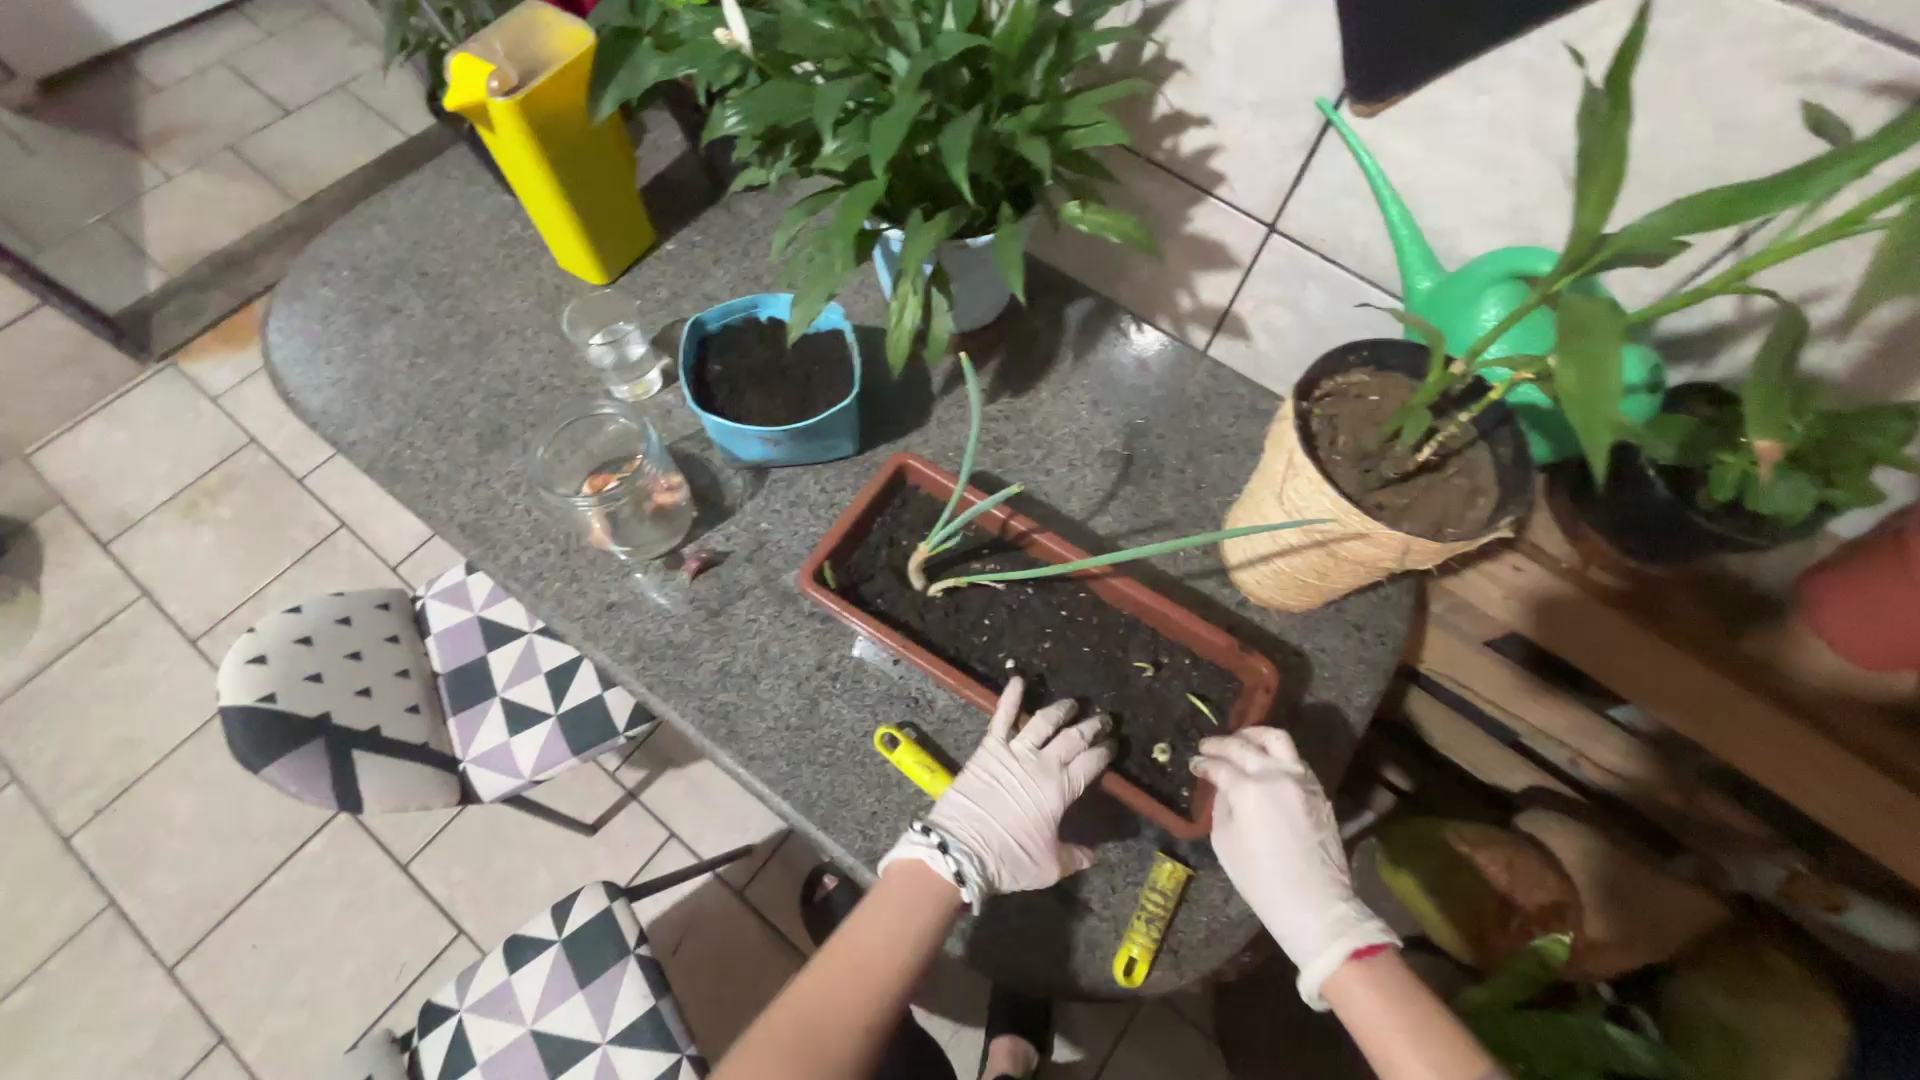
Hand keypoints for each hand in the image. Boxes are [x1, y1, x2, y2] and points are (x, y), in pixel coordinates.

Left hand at [884, 676, 1112, 903]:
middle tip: (1104, 719)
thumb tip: (1093, 854)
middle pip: (1073, 738)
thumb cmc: (1008, 859)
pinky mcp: (988, 748)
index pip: (1091, 763)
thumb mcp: (1049, 867)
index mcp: (1061, 789)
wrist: (961, 850)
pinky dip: (1009, 697)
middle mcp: (1041, 764)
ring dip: (1060, 710)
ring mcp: (1014, 752)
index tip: (1113, 744)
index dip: (1104, 752)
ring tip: (1072, 703)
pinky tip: (1017, 679)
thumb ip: (1074, 856)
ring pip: (1043, 722)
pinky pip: (1001, 718)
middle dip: (1092, 727)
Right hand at [1190, 728, 1397, 1008]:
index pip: (1219, 765)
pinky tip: (1264, 762)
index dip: (1203, 763)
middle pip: (1244, 745)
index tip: (1194, 764)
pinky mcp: (1318, 790)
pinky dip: (1275, 753)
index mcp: (1249, 789)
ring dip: (1253, 736)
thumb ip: (1221, 804)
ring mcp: (1302, 780)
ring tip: (1239, 740)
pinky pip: (1294, 758)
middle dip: (1221, 744)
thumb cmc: (1260, 879)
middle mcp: (1276, 775)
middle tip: (1207, 747)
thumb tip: (1222, 786)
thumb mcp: (1224, 841)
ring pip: (1276, 739)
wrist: (1315, 904)